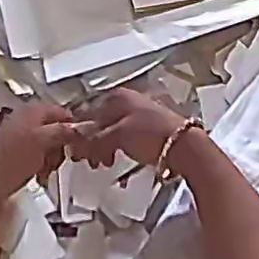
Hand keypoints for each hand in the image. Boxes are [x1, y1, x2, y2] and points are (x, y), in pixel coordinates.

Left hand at [0, 102, 84, 202]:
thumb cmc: (17, 157)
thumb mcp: (44, 142)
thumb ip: (63, 131)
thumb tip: (83, 125)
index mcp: (34, 109)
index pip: (62, 112)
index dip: (74, 127)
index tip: (81, 144)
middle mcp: (26, 116)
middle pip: (54, 127)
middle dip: (61, 145)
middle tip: (61, 161)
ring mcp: (19, 132)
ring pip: (46, 141)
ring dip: (51, 156)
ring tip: (48, 171)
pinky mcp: (14, 149)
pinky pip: (35, 151)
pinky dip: (41, 162)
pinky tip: (40, 175)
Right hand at [71, 89, 192, 169]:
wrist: (183, 147)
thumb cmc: (154, 134)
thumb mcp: (118, 136)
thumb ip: (95, 139)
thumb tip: (79, 142)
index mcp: (119, 96)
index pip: (90, 113)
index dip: (80, 132)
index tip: (75, 147)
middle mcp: (129, 101)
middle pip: (101, 121)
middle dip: (92, 141)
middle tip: (87, 157)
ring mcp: (140, 114)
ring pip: (113, 130)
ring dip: (104, 147)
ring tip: (102, 162)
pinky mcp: (149, 129)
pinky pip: (125, 138)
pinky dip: (117, 148)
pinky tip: (116, 159)